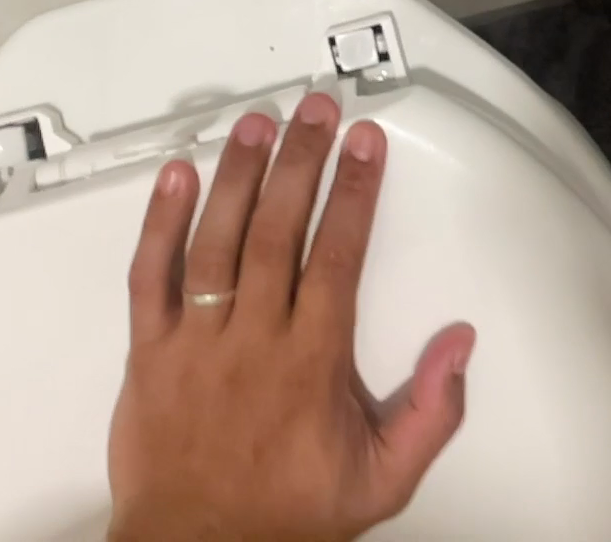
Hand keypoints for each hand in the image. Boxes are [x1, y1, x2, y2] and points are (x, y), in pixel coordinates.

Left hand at [108, 92, 476, 541]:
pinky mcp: (150, 349)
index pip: (338, 256)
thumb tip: (460, 343)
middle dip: (302, 161)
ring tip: (258, 123)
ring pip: (218, 242)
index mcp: (312, 362)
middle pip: (279, 231)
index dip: (355, 192)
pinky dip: (160, 223)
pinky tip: (178, 174)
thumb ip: (432, 412)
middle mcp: (255, 339)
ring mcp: (197, 341)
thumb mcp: (384, 477)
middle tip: (316, 109)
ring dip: (240, 176)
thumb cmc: (290, 512)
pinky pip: (150, 277)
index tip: (365, 144)